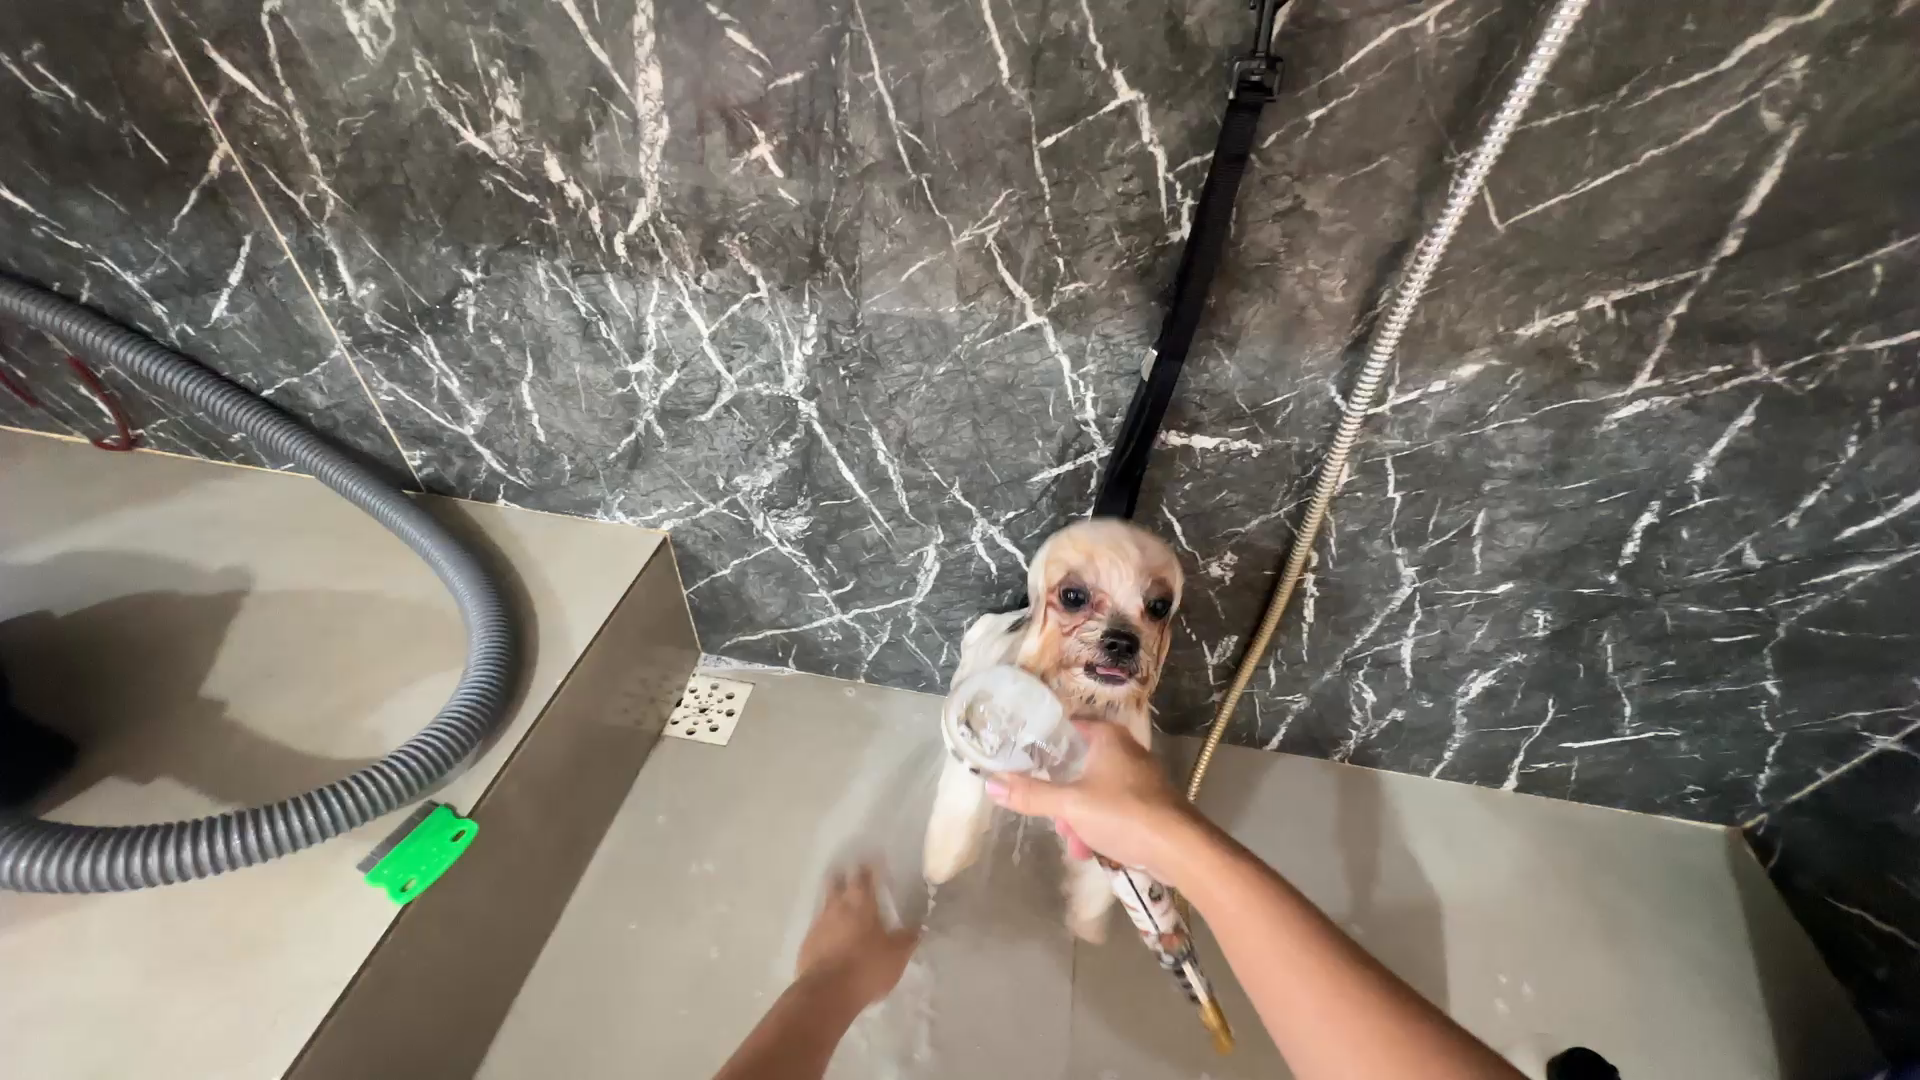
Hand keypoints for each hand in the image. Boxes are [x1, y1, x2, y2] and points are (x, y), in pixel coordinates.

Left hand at [795, 864, 920, 1007]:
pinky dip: (825, 924)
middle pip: (839, 880)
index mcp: (862, 903)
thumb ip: (908, 938)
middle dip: (846, 874)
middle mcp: (838, 906)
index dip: (871, 866)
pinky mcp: (807, 942)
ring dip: (833, 897)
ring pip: (826, 900)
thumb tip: (919, 926)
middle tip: (852, 872)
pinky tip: (830, 933)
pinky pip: (818, 925)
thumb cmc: (866, 968)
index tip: (875, 858)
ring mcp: (819, 923)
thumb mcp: (896, 955)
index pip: (867, 875)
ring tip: (841, 900)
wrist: (826, 994)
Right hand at [986, 721, 1204, 880]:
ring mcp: (1141, 779)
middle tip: (1057, 819)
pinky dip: (1101, 827)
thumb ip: (1031, 795)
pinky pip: (1115, 810)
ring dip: (1081, 819)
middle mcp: (1126, 751)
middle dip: (1064, 798)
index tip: (1027, 760)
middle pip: (1080, 767)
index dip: (1047, 743)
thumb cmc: (1123, 813)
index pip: (1070, 727)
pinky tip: (1095, 851)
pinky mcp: (1151, 806)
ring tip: (1077, 845)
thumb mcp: (1070, 805)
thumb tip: (991, 784)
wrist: (1180, 849)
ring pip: (1096, 793)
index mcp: (1108, 738)